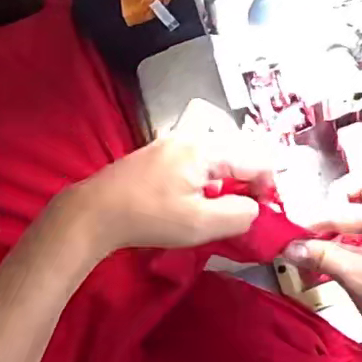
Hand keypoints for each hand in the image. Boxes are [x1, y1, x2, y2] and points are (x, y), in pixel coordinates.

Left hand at [54, 133, 271, 255]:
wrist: (94, 212)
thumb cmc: (149, 218)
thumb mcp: (201, 225)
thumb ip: (239, 215)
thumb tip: (253, 207)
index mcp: (204, 148)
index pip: (255, 158)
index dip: (267, 185)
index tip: (263, 210)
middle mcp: (190, 136)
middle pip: (236, 146)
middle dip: (249, 175)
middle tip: (245, 204)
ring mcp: (170, 141)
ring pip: (216, 147)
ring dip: (227, 173)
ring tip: (221, 201)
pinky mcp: (157, 153)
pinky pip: (196, 154)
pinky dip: (206, 173)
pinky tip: (195, 196)